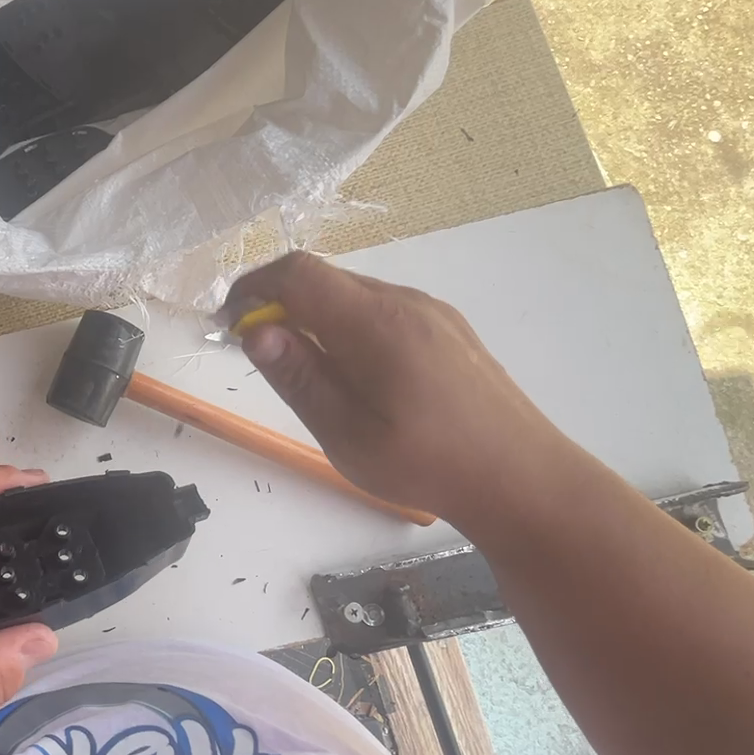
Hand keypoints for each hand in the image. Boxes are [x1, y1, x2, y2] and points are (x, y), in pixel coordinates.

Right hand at [220, 252, 579, 526]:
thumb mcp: (345, 432)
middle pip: (323, 279)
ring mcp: (430, 313)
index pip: (298, 274)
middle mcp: (404, 303)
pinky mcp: (445, 328)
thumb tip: (255, 330)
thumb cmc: (426, 463)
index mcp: (376, 323)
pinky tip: (348, 372)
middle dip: (276, 303)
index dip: (252, 288)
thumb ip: (299, 377)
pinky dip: (342, 325)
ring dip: (310, 316)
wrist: (525, 480)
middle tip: (256, 352)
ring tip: (300, 368)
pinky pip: (378, 309)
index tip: (228, 325)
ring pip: (350, 293)